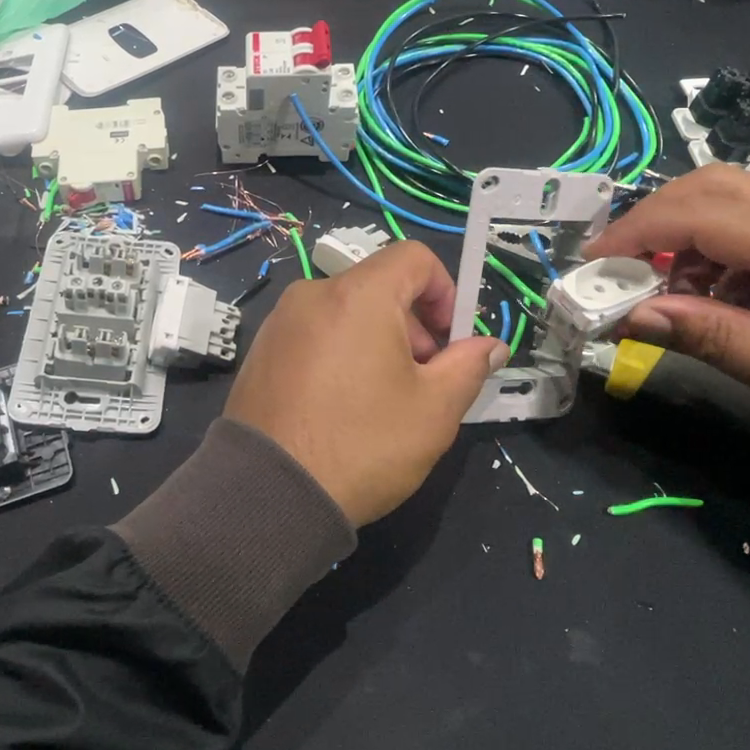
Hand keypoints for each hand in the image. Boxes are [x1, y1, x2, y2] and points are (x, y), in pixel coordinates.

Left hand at [224, 241, 506, 526]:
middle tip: (423, 381)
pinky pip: (315, 335)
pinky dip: (340, 354)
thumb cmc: (362, 445)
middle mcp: (312, 294)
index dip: (446, 291)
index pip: (414, 257)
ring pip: (345, 312)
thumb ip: (468, 366)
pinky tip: (342, 407)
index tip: (451, 342)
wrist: (268, 492)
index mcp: (357, 295)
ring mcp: (279, 322)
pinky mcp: (260, 351)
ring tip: (381, 400)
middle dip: (413, 325)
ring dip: (377, 342)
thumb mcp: (434, 410)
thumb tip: (489, 345)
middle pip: (379, 286)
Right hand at [585, 165, 749, 476]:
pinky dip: (724, 249)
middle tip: (620, 268)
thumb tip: (629, 313)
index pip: (700, 213)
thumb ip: (708, 336)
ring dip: (689, 234)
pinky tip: (720, 297)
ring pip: (741, 200)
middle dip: (655, 218)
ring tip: (668, 291)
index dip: (635, 233)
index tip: (590, 267)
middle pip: (717, 185)